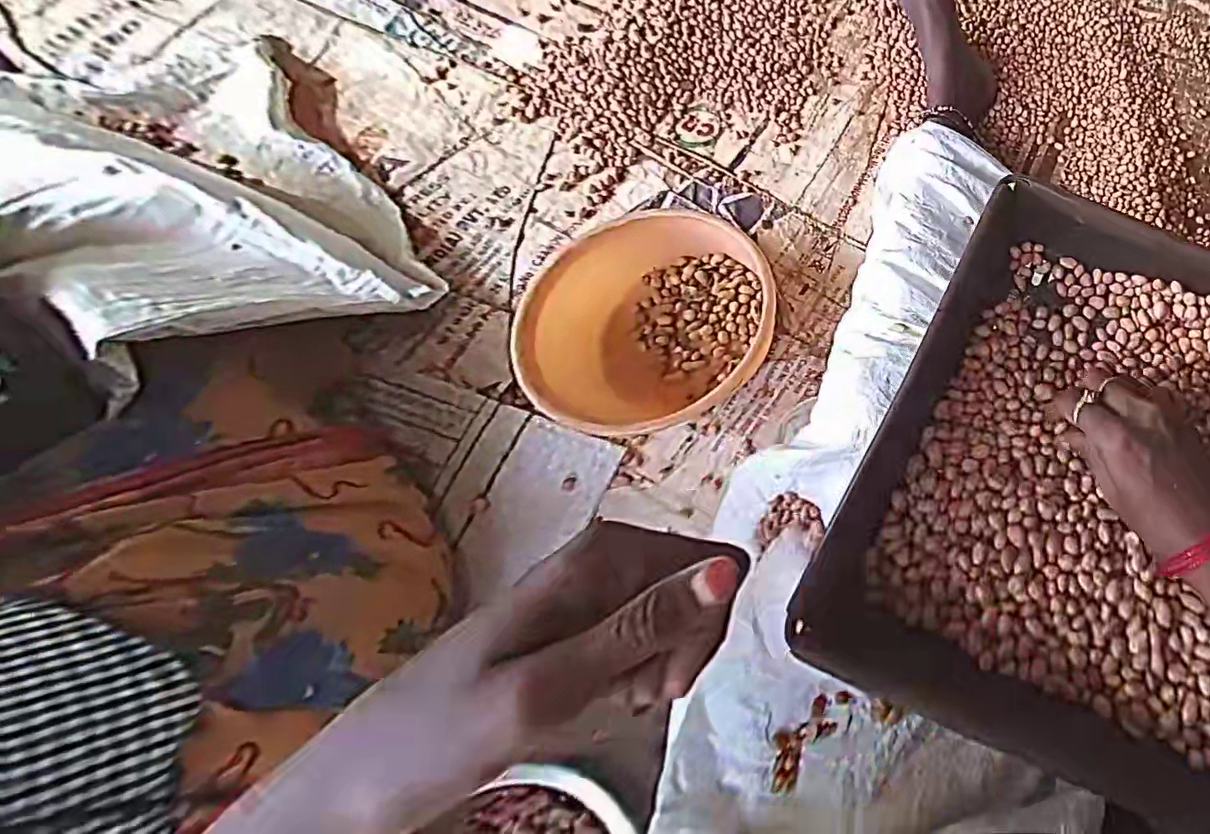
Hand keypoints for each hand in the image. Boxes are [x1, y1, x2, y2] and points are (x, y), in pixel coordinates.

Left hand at [209, 520, 743, 833]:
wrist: (356, 784)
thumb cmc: (443, 736)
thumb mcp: (549, 687)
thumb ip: (643, 626)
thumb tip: (728, 569)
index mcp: (606, 550)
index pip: (716, 563)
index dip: (705, 624)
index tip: (666, 681)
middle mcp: (611, 552)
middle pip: (704, 582)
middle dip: (686, 644)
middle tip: (635, 694)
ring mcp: (600, 582)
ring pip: (684, 608)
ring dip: (666, 659)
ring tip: (613, 697)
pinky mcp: (592, 612)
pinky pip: (655, 627)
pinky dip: (647, 666)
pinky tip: (607, 692)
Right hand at [1050, 371, 1209, 561]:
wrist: (1209, 530)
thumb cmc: (1155, 520)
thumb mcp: (1111, 489)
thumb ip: (1091, 452)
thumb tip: (1072, 433)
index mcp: (1116, 437)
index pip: (1078, 402)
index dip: (1063, 404)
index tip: (1059, 410)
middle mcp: (1140, 415)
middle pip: (1102, 380)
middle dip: (1086, 390)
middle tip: (1080, 408)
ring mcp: (1164, 412)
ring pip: (1128, 381)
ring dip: (1112, 390)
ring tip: (1104, 409)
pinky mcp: (1181, 416)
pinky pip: (1152, 391)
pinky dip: (1138, 396)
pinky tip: (1133, 414)